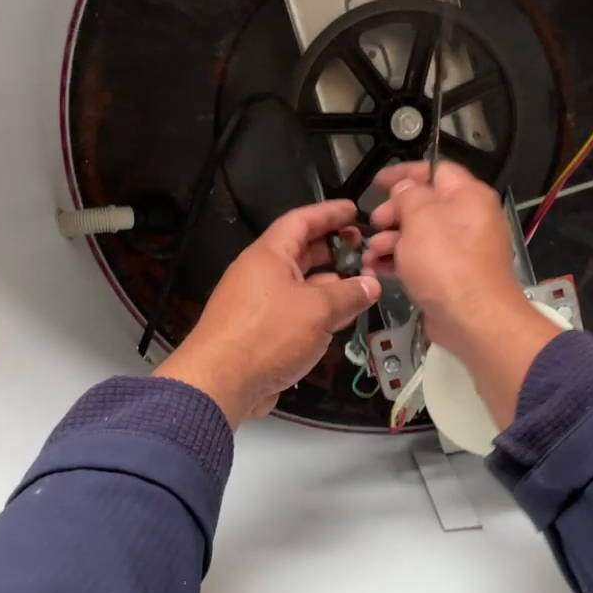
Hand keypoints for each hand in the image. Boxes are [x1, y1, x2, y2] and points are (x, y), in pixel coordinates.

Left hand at [155, 200, 380, 426]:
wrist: (220, 382)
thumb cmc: (268, 333)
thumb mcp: (318, 309)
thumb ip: (349, 294)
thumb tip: (371, 284)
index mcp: (268, 254)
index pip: (301, 220)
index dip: (329, 213)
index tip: (353, 210)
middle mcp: (260, 274)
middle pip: (301, 252)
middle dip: (333, 249)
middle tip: (364, 250)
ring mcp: (258, 304)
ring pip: (300, 285)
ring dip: (330, 284)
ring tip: (361, 286)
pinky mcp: (259, 332)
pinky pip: (294, 312)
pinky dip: (317, 311)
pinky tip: (339, 320)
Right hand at [364, 161, 560, 426]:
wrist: (472, 318)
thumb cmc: (446, 261)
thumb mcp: (419, 217)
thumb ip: (408, 195)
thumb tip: (405, 189)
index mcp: (468, 196)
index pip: (436, 170)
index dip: (405, 172)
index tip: (378, 181)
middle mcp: (469, 219)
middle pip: (425, 205)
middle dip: (393, 213)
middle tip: (374, 222)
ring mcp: (462, 250)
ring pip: (420, 236)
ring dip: (390, 241)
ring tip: (369, 253)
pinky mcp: (452, 277)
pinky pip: (422, 261)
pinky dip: (400, 262)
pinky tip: (377, 269)